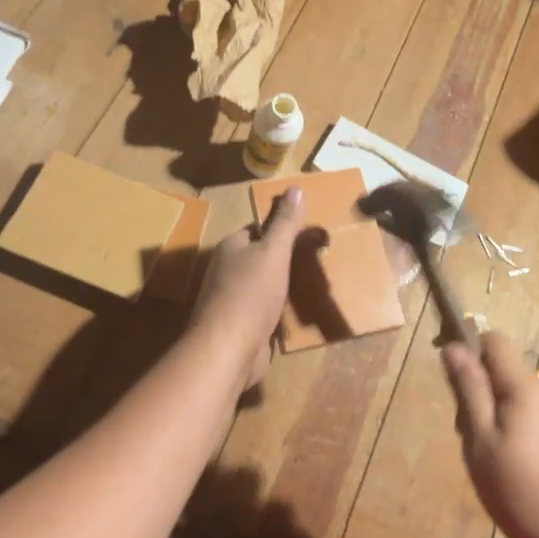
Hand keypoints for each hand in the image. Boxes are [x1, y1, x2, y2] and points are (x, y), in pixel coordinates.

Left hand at [190, 187, 304, 387]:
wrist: (228, 350)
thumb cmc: (250, 294)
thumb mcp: (273, 252)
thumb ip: (285, 223)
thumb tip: (295, 187)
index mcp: (230, 248)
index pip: (255, 229)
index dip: (278, 228)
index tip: (304, 231)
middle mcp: (225, 271)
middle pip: (257, 258)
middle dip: (281, 259)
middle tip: (313, 259)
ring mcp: (229, 301)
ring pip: (260, 286)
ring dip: (280, 286)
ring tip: (309, 284)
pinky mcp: (238, 327)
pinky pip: (261, 311)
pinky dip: (276, 311)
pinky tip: (294, 314)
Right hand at [442, 334, 538, 537]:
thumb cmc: (524, 492)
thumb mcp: (482, 442)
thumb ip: (469, 391)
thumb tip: (453, 345)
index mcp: (526, 386)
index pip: (494, 341)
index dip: (469, 350)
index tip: (453, 383)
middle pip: (505, 377)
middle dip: (482, 399)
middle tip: (473, 445)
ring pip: (521, 405)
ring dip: (501, 425)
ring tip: (496, 472)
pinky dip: (523, 443)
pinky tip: (523, 484)